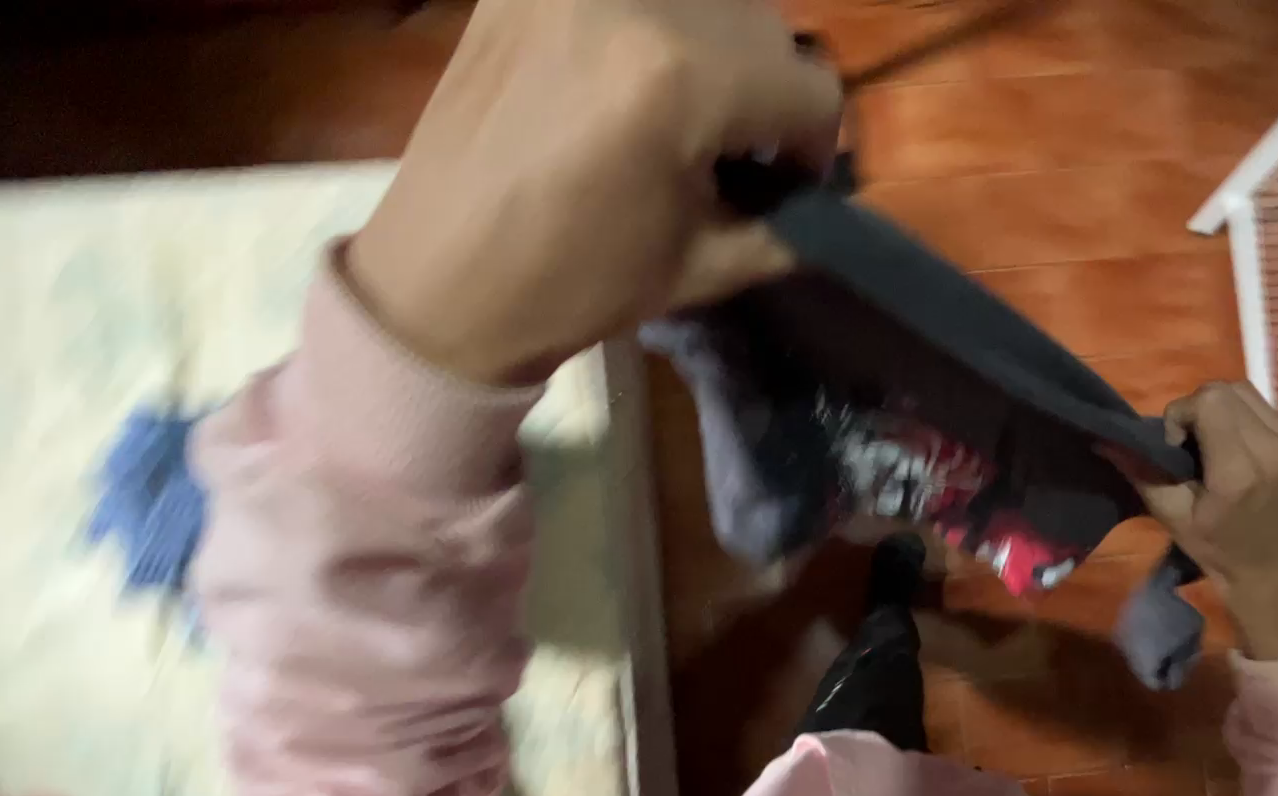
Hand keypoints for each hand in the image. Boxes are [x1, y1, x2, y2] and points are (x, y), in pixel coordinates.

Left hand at [347, 0, 840, 384]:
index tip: (791, 182)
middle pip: (766, 28)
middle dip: (773, 97)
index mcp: (682, 78)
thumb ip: (787, 229)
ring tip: (689, 119)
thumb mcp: (705, 268)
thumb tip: (826, 210)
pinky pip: (645, 1)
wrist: (450, 277)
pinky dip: (665, 36)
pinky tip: (637, 87)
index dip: (816, 143)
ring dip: (725, 58)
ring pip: (710, 1)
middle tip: (743, 154)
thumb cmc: (581, 286)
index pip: (810, 84)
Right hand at [1116, 382, 1277, 660]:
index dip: (1182, 415)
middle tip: (1194, 445)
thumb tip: (1105, 438)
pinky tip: (1243, 450)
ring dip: (1223, 412)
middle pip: (1227, 391)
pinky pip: (1267, 407)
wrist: (1271, 566)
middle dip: (1200, 410)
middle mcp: (1277, 448)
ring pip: (1247, 392)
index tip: (1178, 447)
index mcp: (1241, 470)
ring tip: (1218, 445)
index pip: (1209, 401)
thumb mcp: (1170, 514)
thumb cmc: (1214, 545)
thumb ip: (1141, 471)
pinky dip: (1246, 420)